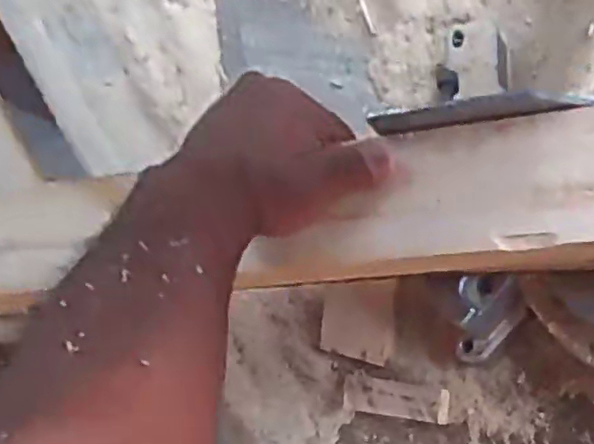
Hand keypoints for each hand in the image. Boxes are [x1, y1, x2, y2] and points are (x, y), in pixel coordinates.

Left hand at [169, 73, 393, 237]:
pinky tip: (258, 195)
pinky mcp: (210, 132)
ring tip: (281, 202)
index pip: (337, 134)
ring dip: (285, 167)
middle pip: (306, 135)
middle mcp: (260, 90)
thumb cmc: (268, 191)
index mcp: (292, 96)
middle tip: (308, 203)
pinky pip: (251, 149)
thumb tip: (391, 158)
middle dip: (312, 165)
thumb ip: (358, 168)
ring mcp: (231, 108)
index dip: (343, 170)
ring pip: (278, 141)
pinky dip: (259, 169)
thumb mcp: (322, 185)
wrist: (202, 203)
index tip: (338, 199)